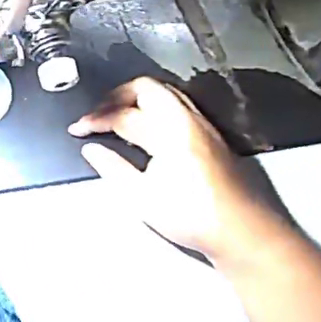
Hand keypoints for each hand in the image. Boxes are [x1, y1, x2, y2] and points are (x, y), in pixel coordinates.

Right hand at [69, 77, 290, 262]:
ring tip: (113, 121)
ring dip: (134, 103)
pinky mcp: (208, 137)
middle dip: (115, 99)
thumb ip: (113, 168)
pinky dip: (150, 112)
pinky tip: (140, 132)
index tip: (77, 129)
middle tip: (96, 117)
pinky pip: (174, 109)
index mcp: (169, 130)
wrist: (243, 232)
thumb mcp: (142, 197)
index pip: (123, 112)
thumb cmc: (191, 216)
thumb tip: (92, 149)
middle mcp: (187, 119)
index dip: (95, 118)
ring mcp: (201, 126)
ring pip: (162, 97)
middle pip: (146, 89)